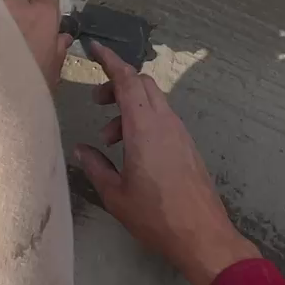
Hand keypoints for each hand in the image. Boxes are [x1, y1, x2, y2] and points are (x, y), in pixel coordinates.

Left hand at [5, 0, 70, 92]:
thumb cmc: (30, 84)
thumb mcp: (52, 71)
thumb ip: (58, 49)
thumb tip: (61, 37)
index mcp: (42, 15)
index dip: (46, 11)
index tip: (44, 26)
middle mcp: (17, 6)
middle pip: (21, 1)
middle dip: (22, 14)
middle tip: (20, 37)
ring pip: (0, 9)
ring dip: (2, 21)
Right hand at [73, 43, 259, 284]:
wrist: (203, 237)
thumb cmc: (156, 216)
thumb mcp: (115, 195)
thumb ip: (95, 166)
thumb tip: (80, 149)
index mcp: (143, 127)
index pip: (126, 79)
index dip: (109, 59)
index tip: (93, 47)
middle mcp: (164, 121)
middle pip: (141, 82)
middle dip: (116, 83)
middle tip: (97, 102)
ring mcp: (179, 131)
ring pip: (152, 99)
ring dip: (128, 105)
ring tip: (109, 138)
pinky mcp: (186, 144)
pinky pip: (162, 116)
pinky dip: (143, 119)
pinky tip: (131, 149)